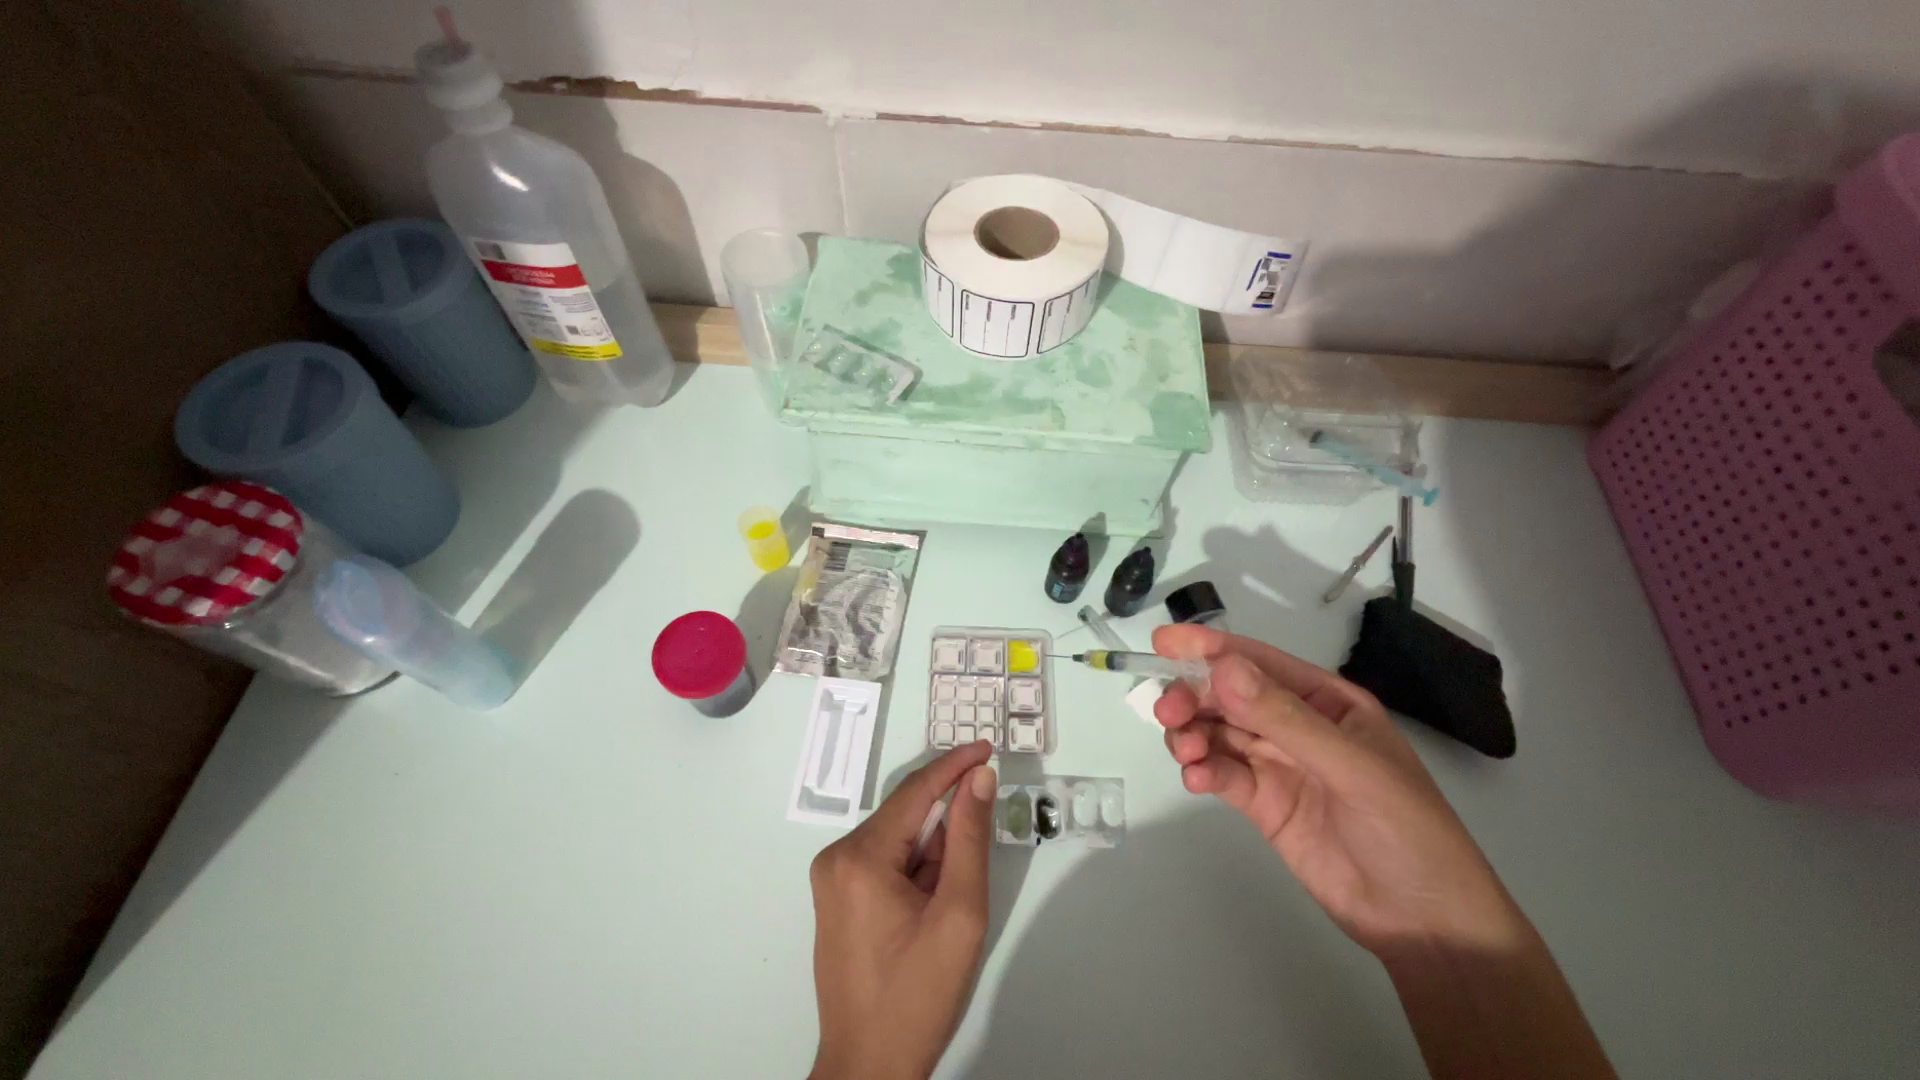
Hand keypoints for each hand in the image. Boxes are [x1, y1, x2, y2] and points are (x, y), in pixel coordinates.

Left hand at [809, 742, 997, 1079]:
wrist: (869, 1066)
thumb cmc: (918, 995)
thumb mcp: (959, 913)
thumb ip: (969, 838)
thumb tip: (978, 777)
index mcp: (860, 858)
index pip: (914, 791)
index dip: (954, 765)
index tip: (987, 747)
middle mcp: (836, 858)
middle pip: (904, 816)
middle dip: (946, 824)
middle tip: (978, 849)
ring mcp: (832, 879)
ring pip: (896, 839)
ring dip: (932, 852)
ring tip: (950, 904)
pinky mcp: (837, 898)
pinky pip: (884, 861)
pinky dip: (915, 867)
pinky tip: (931, 903)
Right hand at [1153, 624, 1527, 955]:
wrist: (1423, 920)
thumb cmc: (1406, 828)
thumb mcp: (1351, 767)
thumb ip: (1284, 718)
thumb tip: (1223, 668)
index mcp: (1326, 702)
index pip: (1260, 663)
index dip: (1211, 648)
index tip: (1163, 642)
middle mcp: (1296, 725)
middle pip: (1229, 696)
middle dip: (1194, 696)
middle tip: (1167, 711)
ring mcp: (1277, 765)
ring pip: (1217, 732)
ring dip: (1192, 733)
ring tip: (1185, 752)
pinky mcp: (1262, 804)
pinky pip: (1222, 774)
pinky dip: (1202, 771)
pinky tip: (1197, 780)